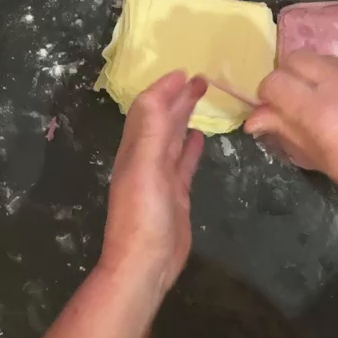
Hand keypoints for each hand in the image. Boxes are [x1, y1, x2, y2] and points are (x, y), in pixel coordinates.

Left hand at [99, 71, 206, 296]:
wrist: (144, 265)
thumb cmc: (143, 215)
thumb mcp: (146, 167)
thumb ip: (153, 130)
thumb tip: (163, 94)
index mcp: (135, 149)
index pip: (148, 108)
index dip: (163, 89)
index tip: (184, 72)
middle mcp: (146, 158)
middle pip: (162, 119)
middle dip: (178, 96)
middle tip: (201, 79)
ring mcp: (161, 176)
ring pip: (174, 136)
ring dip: (185, 115)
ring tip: (202, 97)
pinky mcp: (176, 194)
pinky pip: (184, 161)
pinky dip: (191, 145)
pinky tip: (201, 136)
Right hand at [246, 51, 337, 219]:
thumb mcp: (322, 161)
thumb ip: (286, 132)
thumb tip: (254, 118)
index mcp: (321, 112)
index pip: (274, 82)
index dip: (267, 95)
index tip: (275, 111)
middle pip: (293, 59)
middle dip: (288, 78)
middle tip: (298, 103)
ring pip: (321, 58)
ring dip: (315, 76)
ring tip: (331, 103)